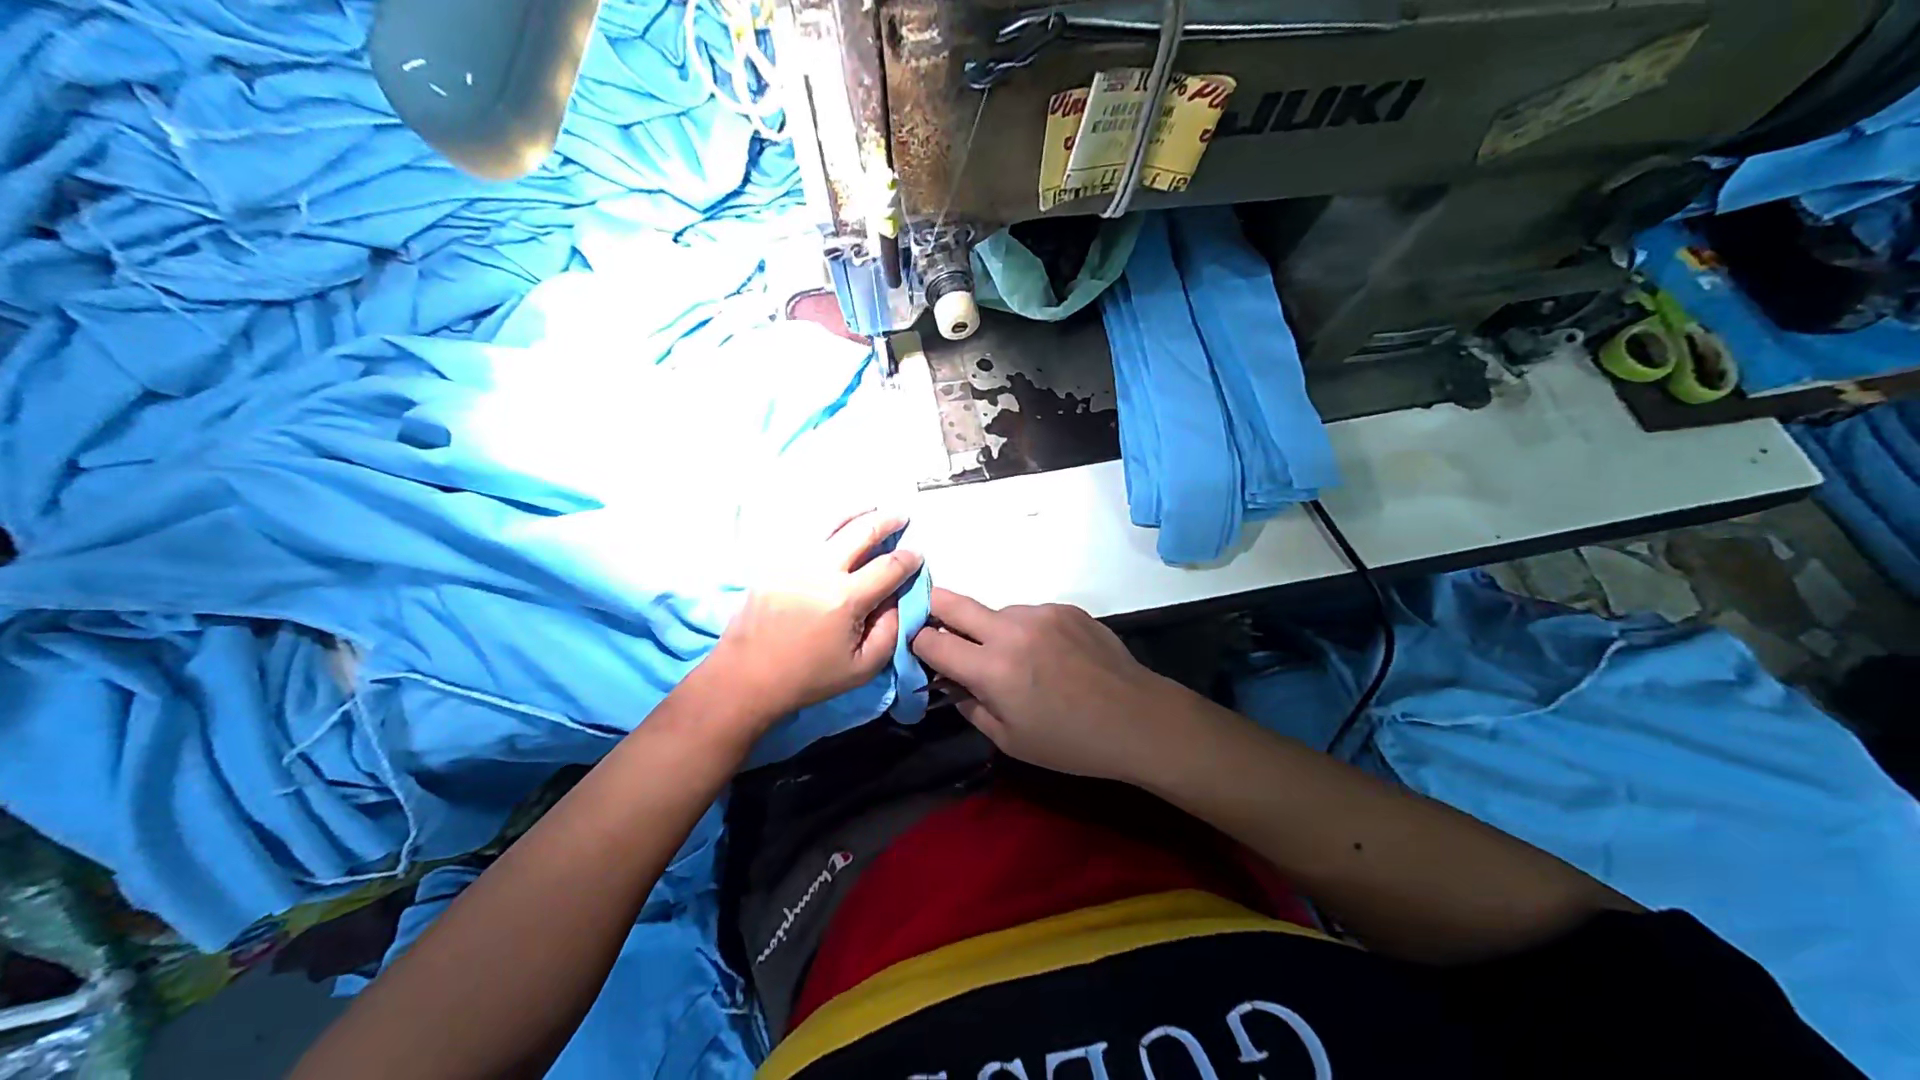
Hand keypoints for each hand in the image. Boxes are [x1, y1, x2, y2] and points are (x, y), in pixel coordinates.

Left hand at [705, 510, 922, 726]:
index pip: (889, 567)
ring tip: (870, 508)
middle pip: (861, 531)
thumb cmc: (809, 677)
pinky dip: (824, 523)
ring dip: (856, 512)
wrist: (747, 676)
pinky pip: (804, 532)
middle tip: (900, 517)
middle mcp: (821, 570)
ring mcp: (793, 561)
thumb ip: (890, 630)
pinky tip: (834, 524)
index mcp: (846, 599)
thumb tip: (896, 598)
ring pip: (830, 522)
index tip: (917, 555)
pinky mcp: (774, 561)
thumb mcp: (863, 667)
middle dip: (887, 521)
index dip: (909, 558)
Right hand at [910, 587, 1184, 782]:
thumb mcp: (1009, 740)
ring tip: (1021, 662)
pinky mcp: (1066, 608)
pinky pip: (1030, 614)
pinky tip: (1051, 657)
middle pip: (951, 601)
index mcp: (992, 668)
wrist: (1138, 719)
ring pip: (996, 612)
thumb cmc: (1070, 742)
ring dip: (993, 631)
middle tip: (941, 632)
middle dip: (934, 613)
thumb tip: (950, 681)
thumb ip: (970, 705)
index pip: (931, 641)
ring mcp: (1041, 613)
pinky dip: (1027, 632)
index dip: (918, 646)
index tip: (922, 655)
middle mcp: (1011, 629)